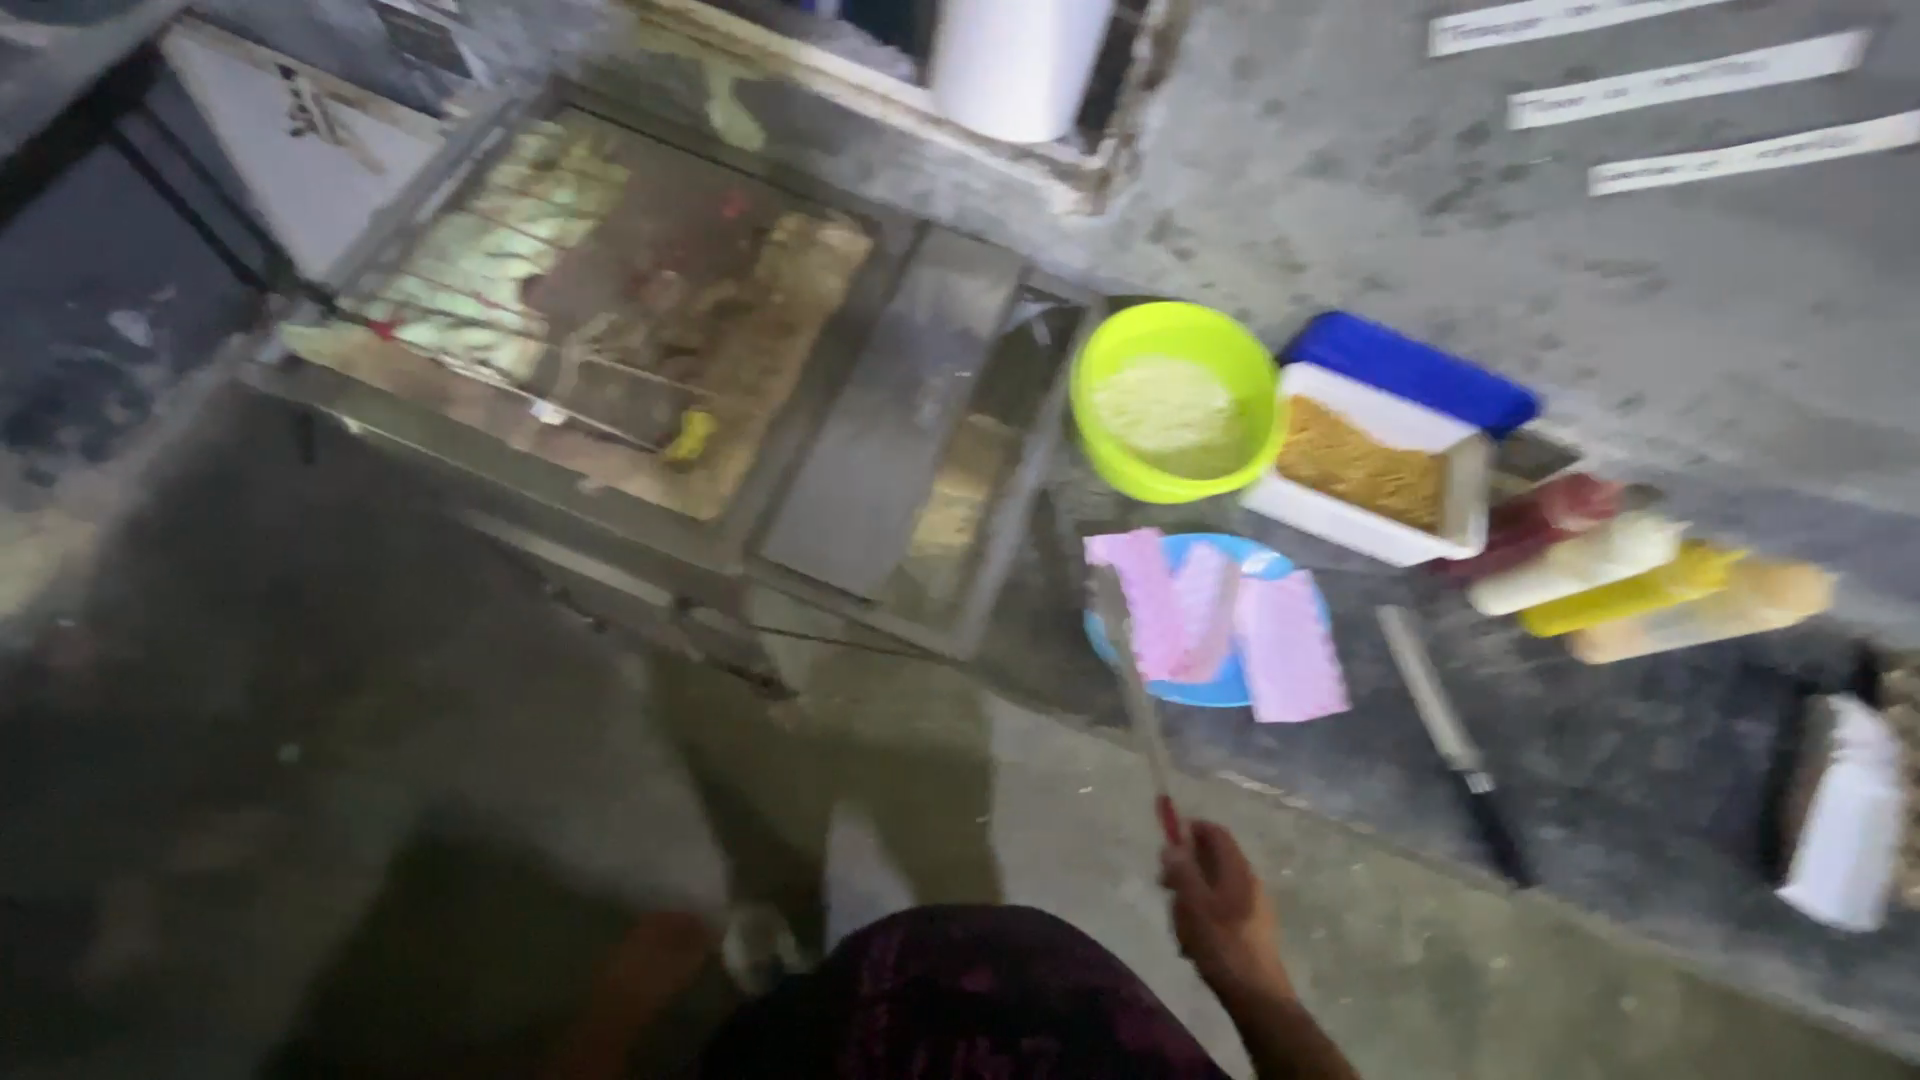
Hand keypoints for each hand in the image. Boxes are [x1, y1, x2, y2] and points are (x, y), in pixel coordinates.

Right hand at [1160, 820, 1290, 998]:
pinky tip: (1191, 943)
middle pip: (1212, 860)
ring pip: (1212, 887)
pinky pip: (1219, 910)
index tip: (1167, 840)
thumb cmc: (1223, 946)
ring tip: (1178, 924)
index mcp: (1238, 871)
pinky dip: (1202, 916)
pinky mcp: (1250, 930)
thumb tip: (1172, 845)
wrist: (1258, 998)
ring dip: (1190, 897)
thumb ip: (1181, 871)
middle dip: (1185, 869)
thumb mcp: (1194, 905)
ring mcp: (1252, 907)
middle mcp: (1248, 883)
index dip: (1191, 829)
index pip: (1216, 833)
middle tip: (1164, 887)